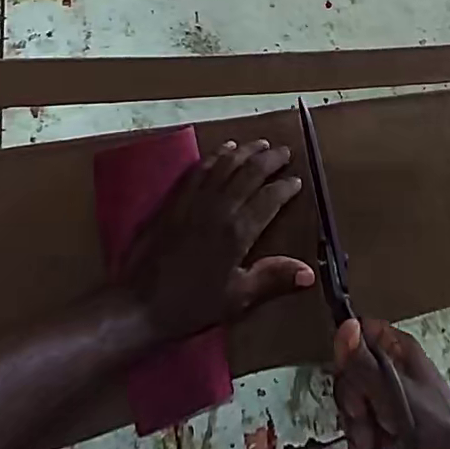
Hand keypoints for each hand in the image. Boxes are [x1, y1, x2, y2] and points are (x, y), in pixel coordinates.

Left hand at [119, 139, 315, 340]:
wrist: (141, 302)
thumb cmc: (192, 305)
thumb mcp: (237, 299)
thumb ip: (272, 279)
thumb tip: (309, 272)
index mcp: (238, 232)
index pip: (269, 199)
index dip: (285, 187)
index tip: (297, 180)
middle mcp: (220, 208)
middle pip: (250, 173)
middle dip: (270, 159)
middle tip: (285, 151)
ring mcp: (196, 199)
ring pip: (226, 165)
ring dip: (245, 151)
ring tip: (260, 143)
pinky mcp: (177, 198)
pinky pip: (200, 169)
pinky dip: (216, 156)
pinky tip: (224, 151)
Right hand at [333, 319, 449, 448]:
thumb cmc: (440, 434)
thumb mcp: (397, 394)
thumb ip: (367, 363)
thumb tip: (346, 325)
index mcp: (401, 351)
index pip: (362, 332)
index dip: (348, 350)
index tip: (348, 371)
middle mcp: (395, 371)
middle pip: (353, 369)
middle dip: (352, 398)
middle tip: (363, 415)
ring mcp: (391, 401)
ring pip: (354, 400)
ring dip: (356, 424)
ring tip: (371, 441)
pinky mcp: (388, 428)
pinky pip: (361, 424)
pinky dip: (361, 440)